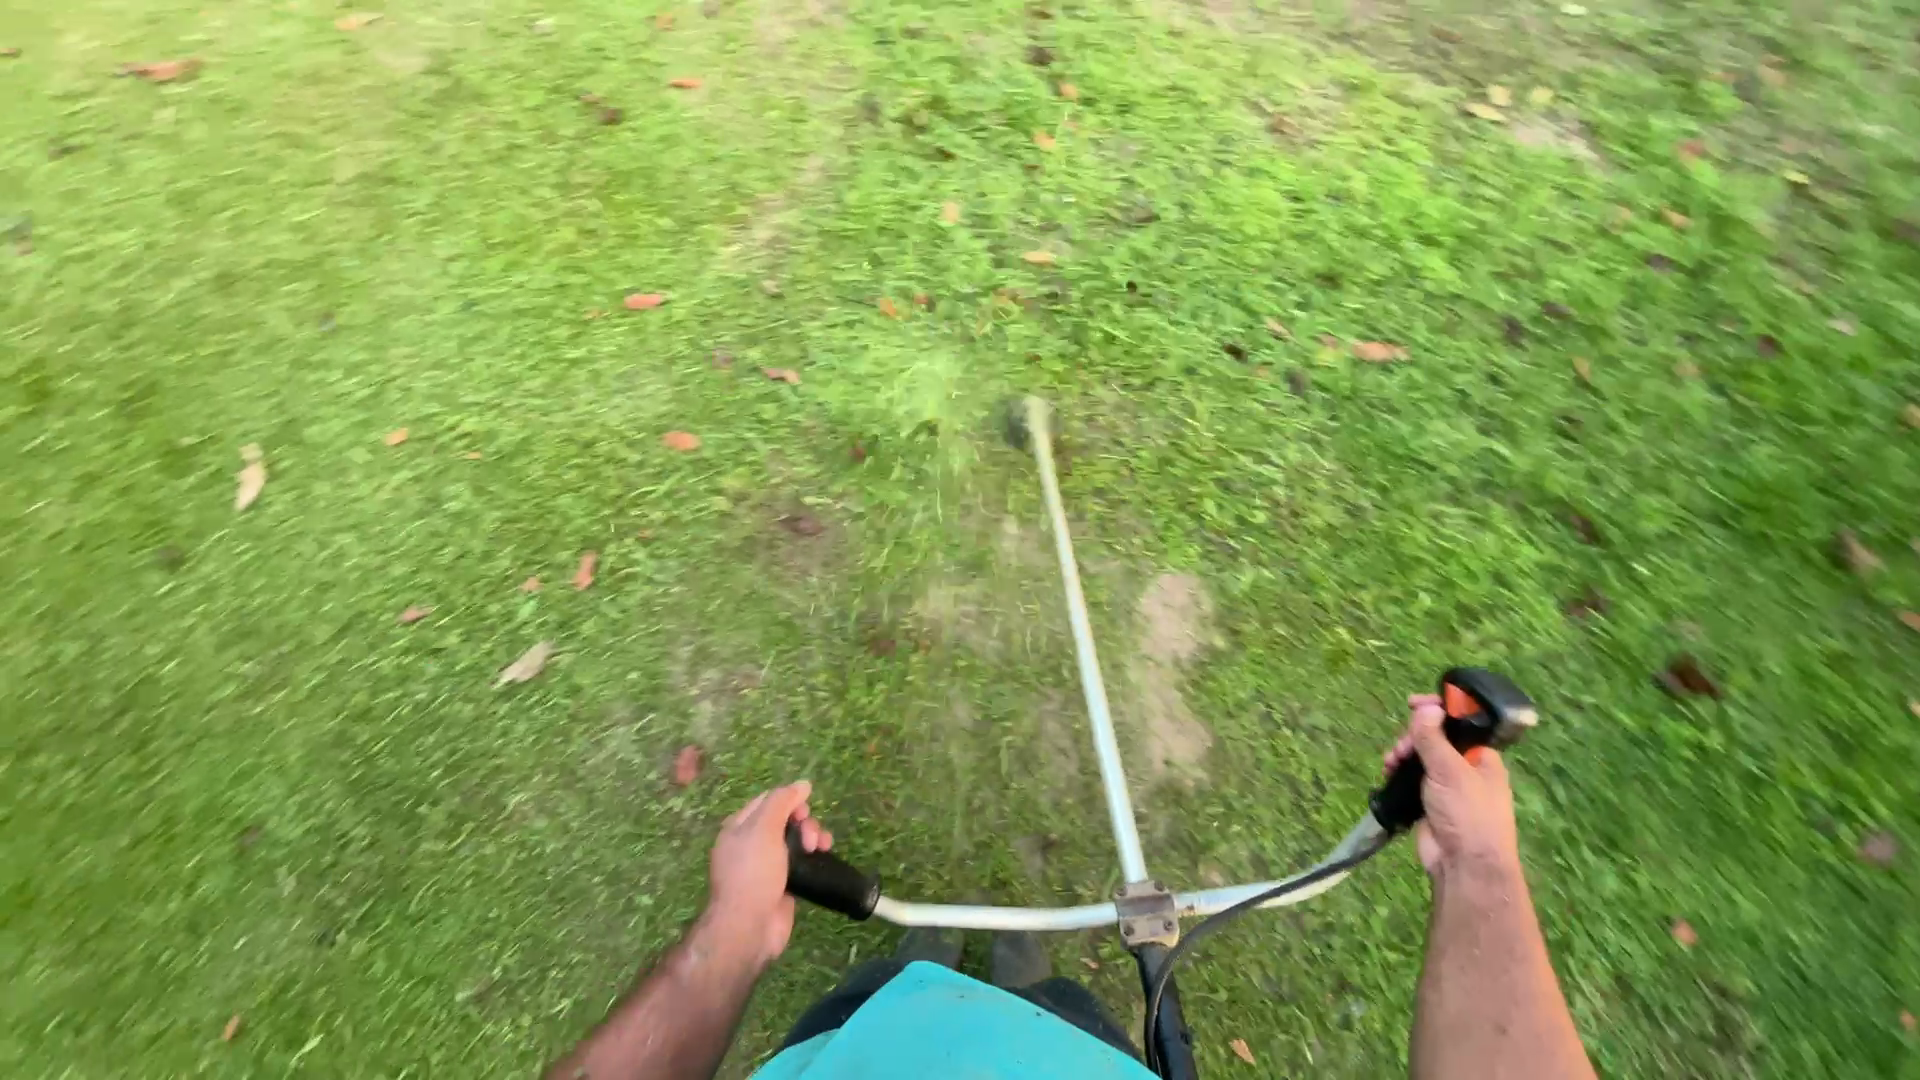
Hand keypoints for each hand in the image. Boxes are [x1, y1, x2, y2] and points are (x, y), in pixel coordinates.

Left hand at [704, 782, 831, 968]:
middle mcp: (752, 843)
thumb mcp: (764, 827)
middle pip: (786, 819)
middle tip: (811, 835)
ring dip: (814, 836)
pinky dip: (816, 856)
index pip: (768, 800)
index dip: (789, 800)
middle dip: (804, 821)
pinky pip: (803, 860)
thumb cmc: (753, 871)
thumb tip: (803, 784)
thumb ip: (782, 801)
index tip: (804, 810)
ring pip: (797, 839)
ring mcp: (768, 865)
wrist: (750, 926)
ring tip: (822, 846)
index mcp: (740, 827)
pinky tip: (825, 856)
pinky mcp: (784, 883)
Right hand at [1383, 694, 1519, 883]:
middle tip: (1402, 749)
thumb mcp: (1450, 770)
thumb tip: (1427, 707)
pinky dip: (1398, 772)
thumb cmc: (1468, 814)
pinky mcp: (1429, 801)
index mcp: (1482, 757)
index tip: (1413, 703)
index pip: (1459, 722)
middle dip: (1413, 737)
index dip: (1438, 709)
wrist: (1464, 865)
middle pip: (1434, 737)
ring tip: (1391, 763)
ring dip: (1402, 754)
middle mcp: (1465, 768)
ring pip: (1419, 757)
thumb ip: (1434, 737)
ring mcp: (1446, 786)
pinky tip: (1389, 774)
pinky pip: (1410, 777)